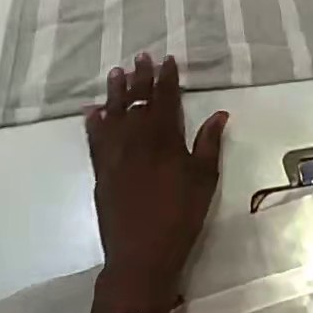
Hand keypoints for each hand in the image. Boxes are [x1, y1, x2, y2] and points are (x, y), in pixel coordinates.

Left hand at [85, 53, 228, 312]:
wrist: (141, 255)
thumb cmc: (180, 217)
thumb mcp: (204, 181)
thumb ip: (209, 144)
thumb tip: (220, 113)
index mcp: (164, 137)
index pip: (165, 98)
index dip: (166, 78)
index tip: (167, 60)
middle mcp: (136, 137)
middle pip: (138, 99)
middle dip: (140, 77)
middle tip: (140, 57)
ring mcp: (114, 152)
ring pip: (113, 112)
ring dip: (115, 91)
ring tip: (116, 73)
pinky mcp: (100, 168)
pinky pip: (94, 138)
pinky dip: (93, 122)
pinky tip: (92, 111)